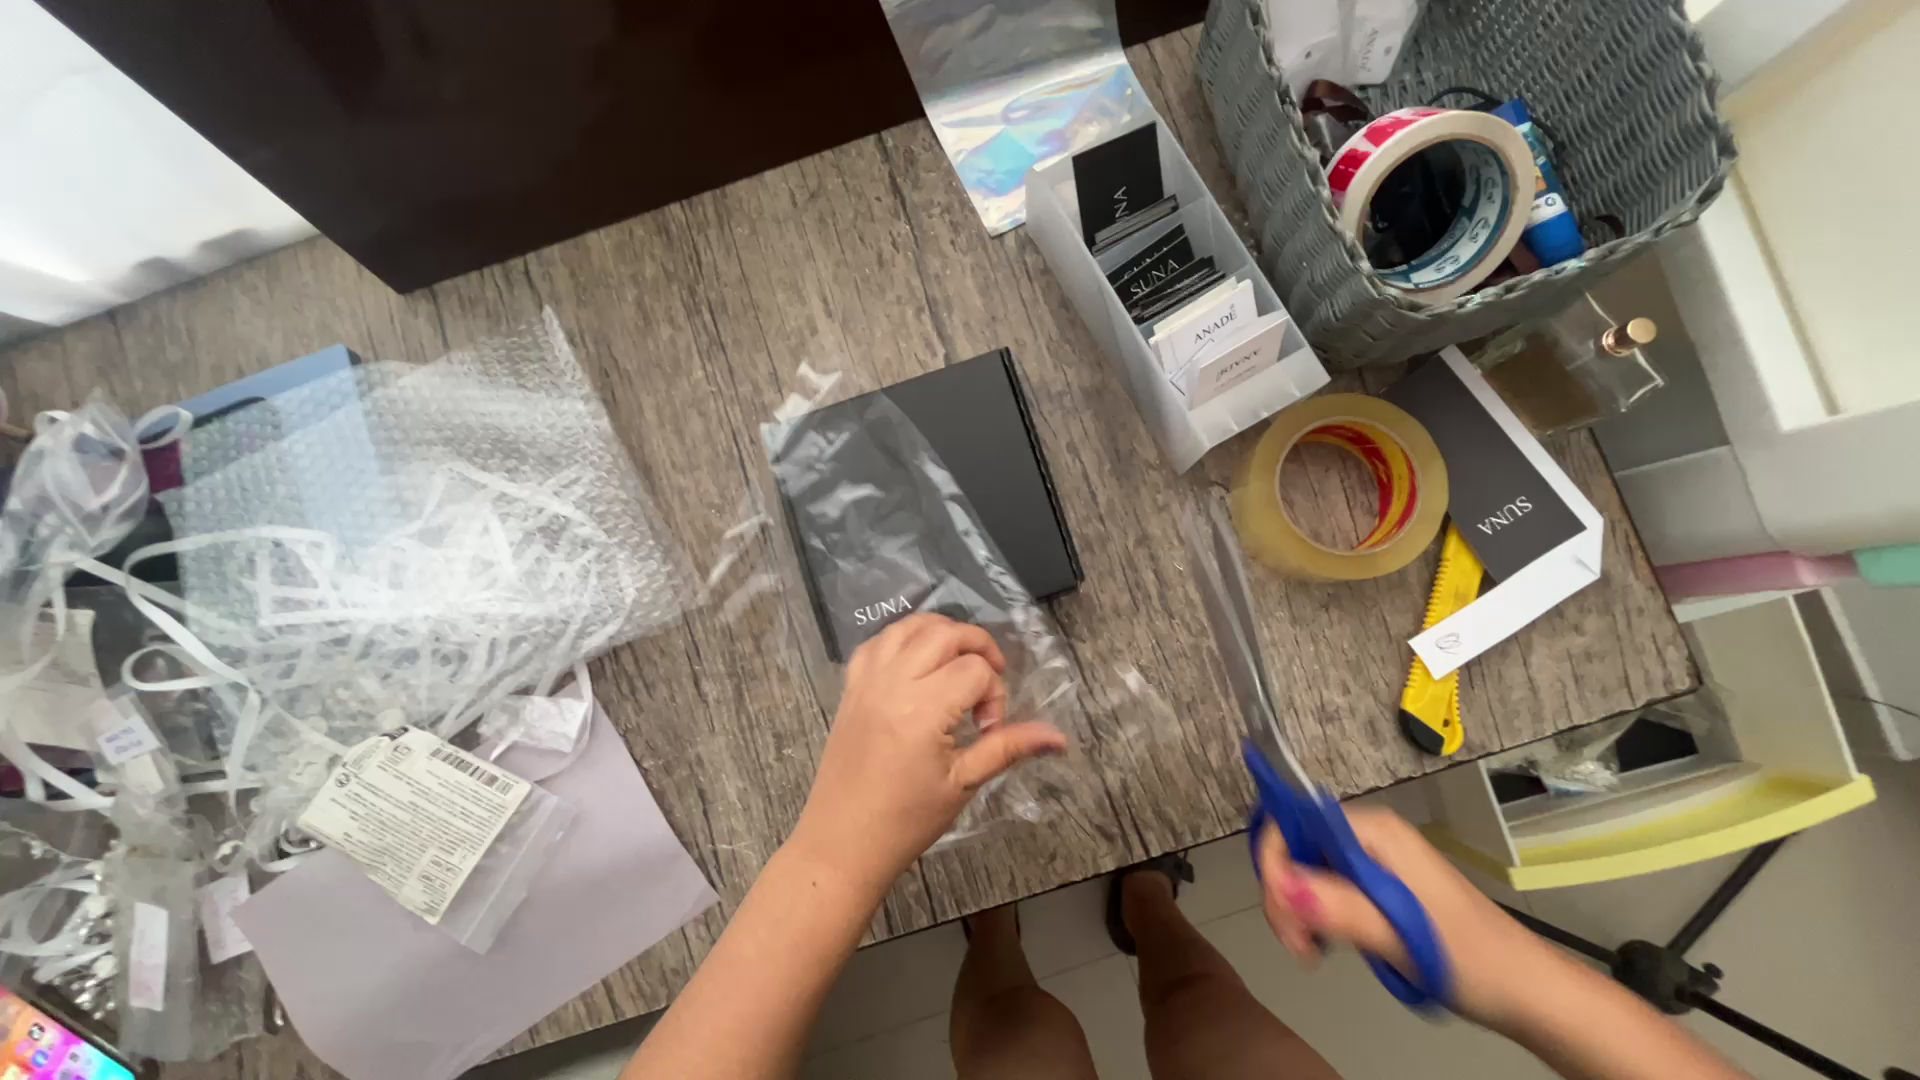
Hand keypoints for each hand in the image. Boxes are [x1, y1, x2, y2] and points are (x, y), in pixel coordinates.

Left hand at [788, 614, 1067, 893]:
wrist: (843, 842)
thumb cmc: (906, 820)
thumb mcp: (964, 784)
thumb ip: (1008, 748)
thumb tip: (1058, 738)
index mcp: (923, 710)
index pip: (975, 671)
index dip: (994, 694)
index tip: (989, 728)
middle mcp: (893, 684)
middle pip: (944, 634)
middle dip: (977, 647)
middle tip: (988, 679)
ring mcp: (867, 682)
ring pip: (908, 627)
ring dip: (940, 633)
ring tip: (958, 661)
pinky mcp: (850, 688)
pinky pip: (876, 642)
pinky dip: (902, 639)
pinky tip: (917, 661)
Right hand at [1256, 806, 1559, 1032]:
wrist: (1528, 990)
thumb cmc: (1471, 959)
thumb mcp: (1400, 936)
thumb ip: (1339, 908)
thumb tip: (1280, 885)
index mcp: (1373, 831)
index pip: (1293, 823)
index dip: (1274, 866)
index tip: (1286, 921)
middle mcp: (1368, 833)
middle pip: (1294, 846)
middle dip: (1283, 894)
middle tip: (1299, 946)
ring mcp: (1372, 857)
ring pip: (1304, 868)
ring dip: (1296, 908)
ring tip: (1312, 952)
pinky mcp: (1376, 881)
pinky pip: (1324, 884)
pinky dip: (1314, 913)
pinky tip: (1326, 944)